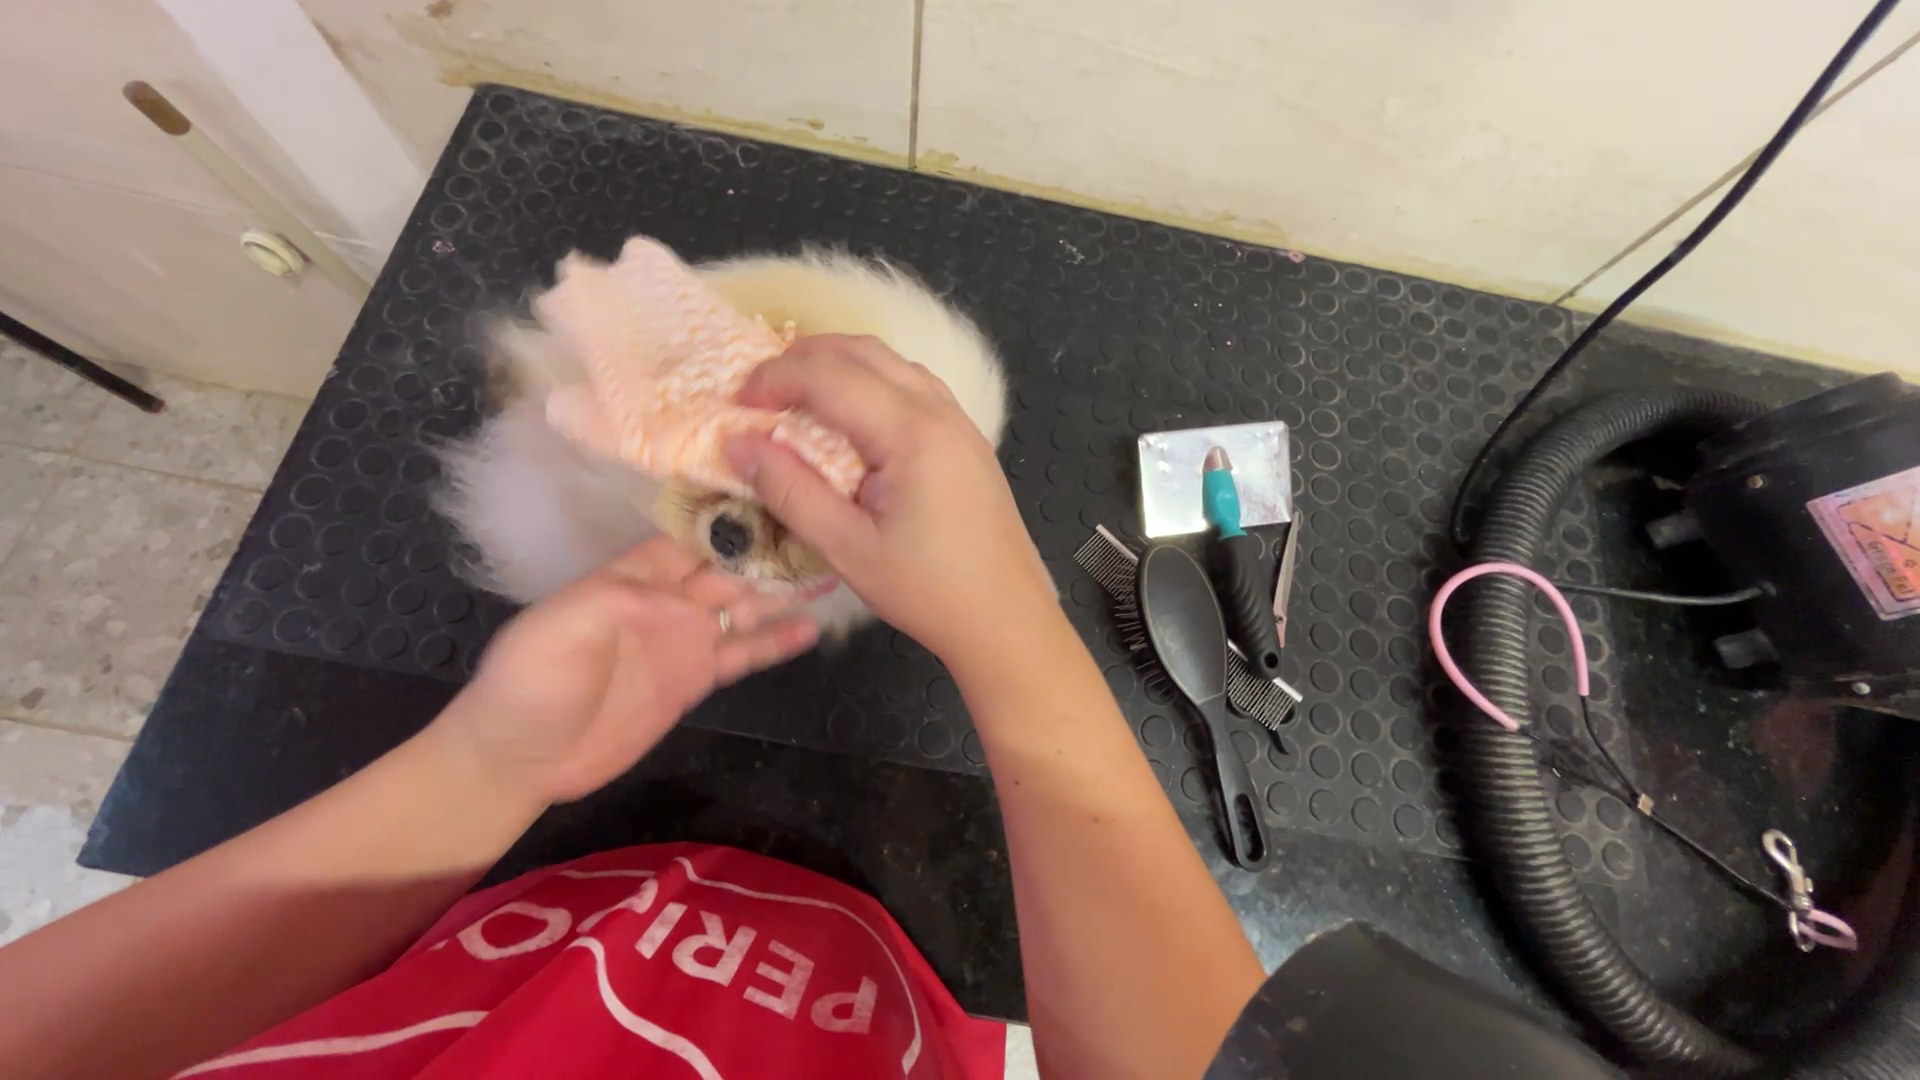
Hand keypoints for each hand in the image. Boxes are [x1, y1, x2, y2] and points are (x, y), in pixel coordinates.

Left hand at [435, 536, 818, 804]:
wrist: (522, 759)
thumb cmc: (531, 684)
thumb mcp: (557, 630)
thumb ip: (619, 601)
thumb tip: (685, 595)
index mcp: (632, 577)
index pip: (689, 538)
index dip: (728, 520)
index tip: (775, 498)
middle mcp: (667, 600)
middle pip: (727, 569)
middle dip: (768, 552)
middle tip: (819, 535)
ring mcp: (685, 641)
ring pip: (744, 608)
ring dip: (781, 592)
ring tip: (826, 574)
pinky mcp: (697, 679)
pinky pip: (744, 654)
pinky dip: (776, 642)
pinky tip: (809, 629)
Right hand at [724, 334, 1055, 666]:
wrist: (1007, 617)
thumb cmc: (928, 590)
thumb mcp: (847, 548)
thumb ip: (790, 491)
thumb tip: (738, 446)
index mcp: (911, 432)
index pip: (829, 374)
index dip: (775, 378)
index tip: (738, 405)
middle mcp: (940, 411)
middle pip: (862, 351)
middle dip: (802, 359)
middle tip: (761, 394)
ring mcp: (960, 422)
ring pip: (892, 363)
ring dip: (839, 366)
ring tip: (798, 400)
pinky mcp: (967, 440)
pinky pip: (914, 387)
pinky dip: (872, 384)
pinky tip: (852, 421)